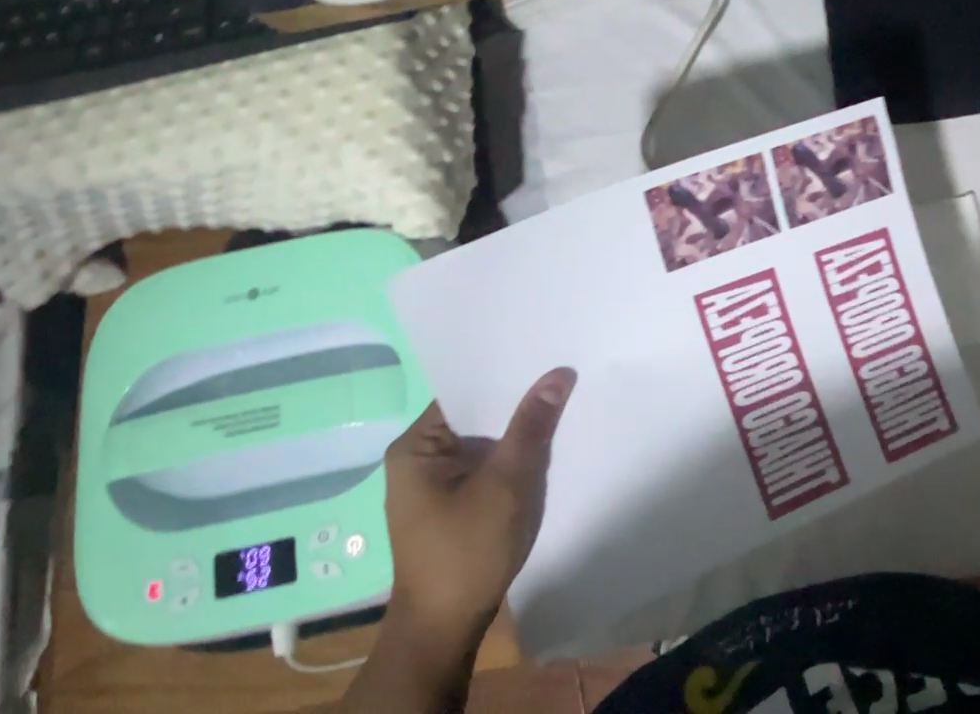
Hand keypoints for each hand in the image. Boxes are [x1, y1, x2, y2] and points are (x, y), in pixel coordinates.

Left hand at [382, 368, 576, 636]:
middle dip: (516, 402)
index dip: (504, 374)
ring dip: (517, 433)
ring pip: (485, 443)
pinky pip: (486, 467)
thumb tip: (558, 373)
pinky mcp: (454, 506)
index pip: (464, 392)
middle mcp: (420, 460)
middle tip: (563, 372)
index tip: (543, 352)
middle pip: (476, 416)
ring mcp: (437, 485)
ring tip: (562, 400)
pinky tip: (546, 447)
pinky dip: (512, 459)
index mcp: (416, 447)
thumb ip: (532, 425)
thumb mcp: (507, 482)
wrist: (446, 628)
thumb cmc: (467, 551)